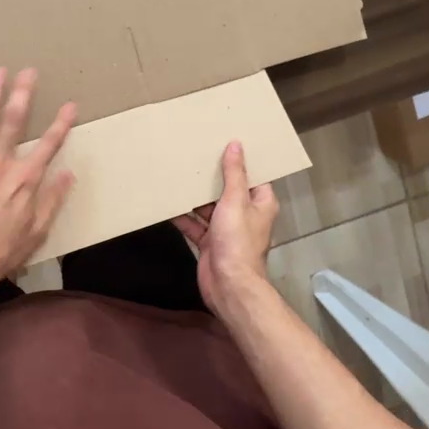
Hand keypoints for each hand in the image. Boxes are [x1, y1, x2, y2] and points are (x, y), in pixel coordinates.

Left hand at [0, 67, 77, 300]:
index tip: (71, 105)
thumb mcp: (38, 231)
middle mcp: (2, 164)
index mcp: (26, 179)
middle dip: (23, 93)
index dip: (62, 123)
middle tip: (28, 72)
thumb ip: (53, 200)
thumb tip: (69, 174)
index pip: (50, 144)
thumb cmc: (2, 250)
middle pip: (14, 121)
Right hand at [174, 142, 278, 314]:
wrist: (228, 285)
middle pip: (227, 190)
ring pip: (209, 207)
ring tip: (177, 174)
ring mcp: (226, 229)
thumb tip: (236, 144)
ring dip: (195, 196)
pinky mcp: (210, 242)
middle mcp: (245, 214)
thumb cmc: (238, 240)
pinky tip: (168, 203)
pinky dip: (183, 216)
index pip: (252, 176)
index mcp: (260, 203)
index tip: (223, 143)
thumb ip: (234, 173)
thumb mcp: (235, 201)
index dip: (240, 161)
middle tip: (194, 155)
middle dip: (212, 177)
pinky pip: (195, 224)